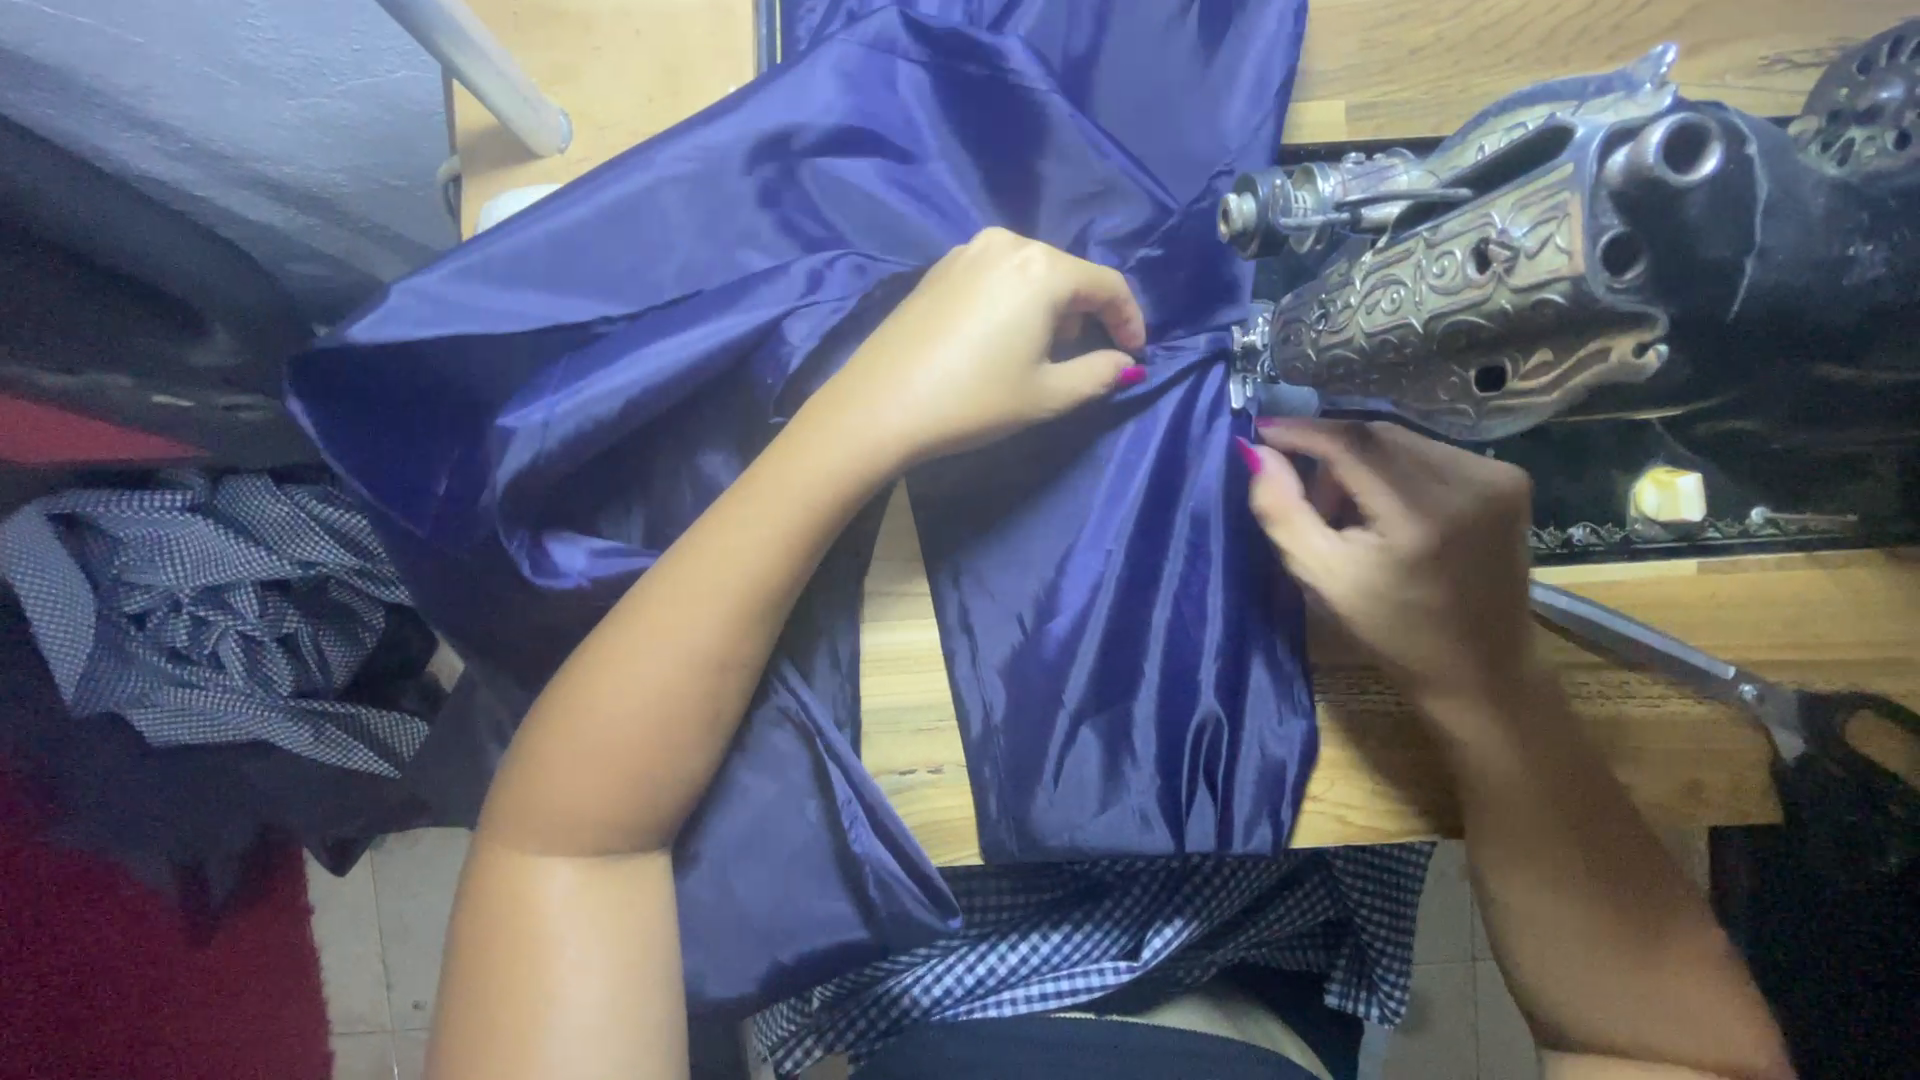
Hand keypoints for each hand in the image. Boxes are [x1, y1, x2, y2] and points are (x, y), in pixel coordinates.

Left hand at [807, 227, 1146, 465]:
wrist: (879, 406)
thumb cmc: (973, 401)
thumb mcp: (1047, 396)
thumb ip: (1099, 374)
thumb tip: (1127, 363)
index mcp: (1043, 268)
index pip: (1107, 284)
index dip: (1129, 320)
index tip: (1135, 353)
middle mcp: (1007, 244)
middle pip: (1067, 274)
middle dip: (1083, 315)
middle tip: (1078, 359)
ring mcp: (966, 252)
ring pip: (1029, 274)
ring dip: (1046, 308)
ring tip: (1034, 354)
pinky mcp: (937, 270)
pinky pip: (994, 278)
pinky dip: (1011, 303)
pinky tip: (995, 341)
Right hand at [1240, 418, 1539, 720]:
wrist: (1480, 668)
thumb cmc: (1392, 631)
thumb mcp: (1321, 578)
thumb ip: (1282, 512)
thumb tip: (1255, 453)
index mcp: (1420, 514)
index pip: (1351, 442)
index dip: (1302, 430)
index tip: (1262, 430)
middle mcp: (1469, 482)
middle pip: (1377, 434)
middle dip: (1330, 453)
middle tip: (1307, 496)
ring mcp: (1497, 476)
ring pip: (1403, 440)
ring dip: (1362, 461)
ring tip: (1349, 513)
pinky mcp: (1513, 477)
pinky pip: (1431, 452)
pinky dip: (1395, 468)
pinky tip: (1388, 510)